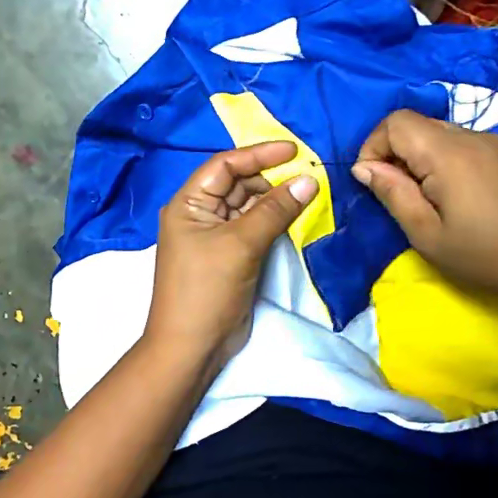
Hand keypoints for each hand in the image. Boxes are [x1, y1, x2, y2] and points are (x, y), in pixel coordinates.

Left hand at [143, 141, 318, 372]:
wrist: (192, 346)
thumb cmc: (207, 289)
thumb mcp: (241, 245)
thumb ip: (275, 210)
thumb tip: (309, 180)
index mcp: (188, 203)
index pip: (224, 165)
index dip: (258, 155)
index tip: (293, 151)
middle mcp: (198, 214)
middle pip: (237, 183)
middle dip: (269, 179)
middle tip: (306, 180)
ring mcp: (213, 236)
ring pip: (248, 206)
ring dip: (274, 201)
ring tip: (307, 196)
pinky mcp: (229, 256)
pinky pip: (252, 228)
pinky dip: (272, 221)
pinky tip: (295, 217)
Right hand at [351, 109, 497, 316]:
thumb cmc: (486, 255)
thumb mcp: (426, 234)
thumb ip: (392, 193)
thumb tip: (363, 168)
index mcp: (449, 153)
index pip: (396, 122)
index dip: (374, 146)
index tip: (374, 182)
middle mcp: (475, 137)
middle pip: (419, 124)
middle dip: (397, 153)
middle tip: (401, 195)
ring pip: (444, 134)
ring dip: (424, 158)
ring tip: (432, 200)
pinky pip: (469, 144)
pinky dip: (450, 161)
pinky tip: (463, 197)